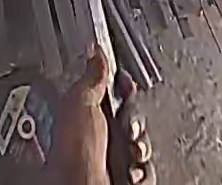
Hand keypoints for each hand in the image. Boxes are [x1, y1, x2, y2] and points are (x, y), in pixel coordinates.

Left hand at [55, 47, 154, 184]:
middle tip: (128, 126)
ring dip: (141, 145)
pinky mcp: (128, 180)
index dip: (124, 86)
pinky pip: (148, 171)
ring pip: (143, 142)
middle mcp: (102, 135)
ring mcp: (115, 159)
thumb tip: (96, 49)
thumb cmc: (73, 152)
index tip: (126, 85)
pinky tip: (133, 171)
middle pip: (132, 115)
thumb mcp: (80, 102)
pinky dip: (144, 171)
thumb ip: (92, 76)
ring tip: (132, 151)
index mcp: (89, 112)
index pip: (114, 90)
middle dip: (135, 118)